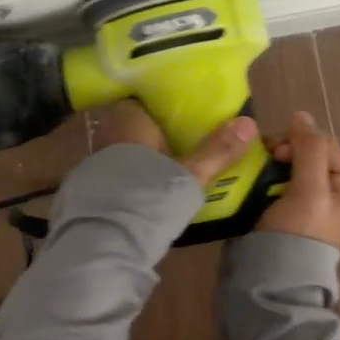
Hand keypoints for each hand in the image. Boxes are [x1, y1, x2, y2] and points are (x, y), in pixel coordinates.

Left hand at [98, 99, 257, 186]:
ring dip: (143, 159)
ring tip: (171, 169)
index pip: (145, 99)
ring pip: (125, 152)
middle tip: (184, 141)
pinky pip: (116, 175)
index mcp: (130, 119)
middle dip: (156, 134)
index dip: (164, 104)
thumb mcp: (190, 175)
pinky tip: (148, 193)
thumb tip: (249, 122)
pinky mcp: (89, 189)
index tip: (184, 111)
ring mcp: (96, 162)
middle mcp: (110, 133)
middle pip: (136, 125)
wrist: (102, 240)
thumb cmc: (148, 197)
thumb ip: (217, 150)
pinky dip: (131, 180)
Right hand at [258, 111, 339, 247]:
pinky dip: (262, 173)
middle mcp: (328, 196)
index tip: (277, 150)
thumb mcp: (310, 190)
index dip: (301, 140)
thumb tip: (302, 115)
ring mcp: (302, 204)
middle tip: (265, 156)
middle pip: (306, 154)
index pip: (326, 147)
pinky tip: (251, 175)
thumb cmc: (297, 233)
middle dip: (284, 149)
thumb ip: (309, 150)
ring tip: (254, 165)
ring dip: (270, 160)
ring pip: (287, 164)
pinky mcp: (278, 210)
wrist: (269, 280)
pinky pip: (272, 179)